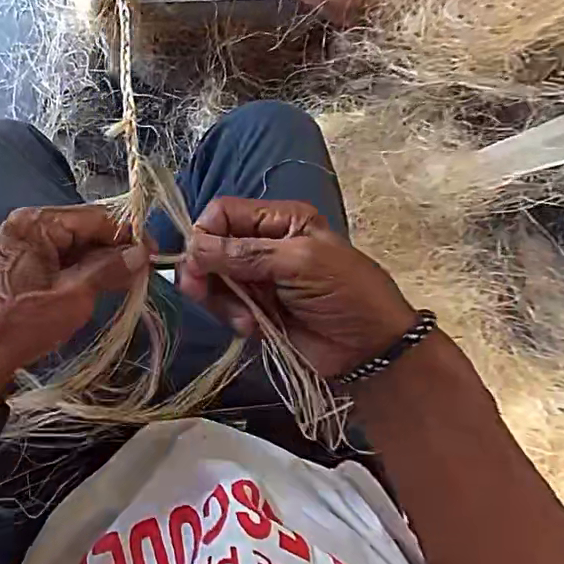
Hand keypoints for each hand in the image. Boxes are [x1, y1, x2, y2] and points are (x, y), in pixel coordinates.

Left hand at [0, 205, 148, 402]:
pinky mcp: (25, 260)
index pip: (94, 217)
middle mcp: (27, 224)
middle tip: (142, 269)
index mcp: (35, 224)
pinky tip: (103, 282)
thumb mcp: (73, 296)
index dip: (127, 233)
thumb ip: (108, 269)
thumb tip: (140, 254)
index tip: (152, 252)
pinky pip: (63, 255)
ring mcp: (24, 241)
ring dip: (102, 259)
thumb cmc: (22, 325)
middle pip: (85, 227)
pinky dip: (84, 267)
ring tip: (127, 279)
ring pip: (77, 242)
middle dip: (115, 247)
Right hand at [179, 197, 416, 377]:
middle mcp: (262, 244)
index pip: (221, 213)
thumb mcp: (299, 262)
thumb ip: (245, 253)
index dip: (203, 233)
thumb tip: (193, 247)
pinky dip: (230, 317)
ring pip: (210, 279)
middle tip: (199, 292)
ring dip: (219, 299)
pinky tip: (252, 327)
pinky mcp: (251, 308)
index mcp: (278, 221)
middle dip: (203, 271)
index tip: (198, 261)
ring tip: (245, 317)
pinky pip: (221, 306)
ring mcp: (255, 278)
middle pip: (209, 247)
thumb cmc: (346, 293)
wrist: (370, 351)